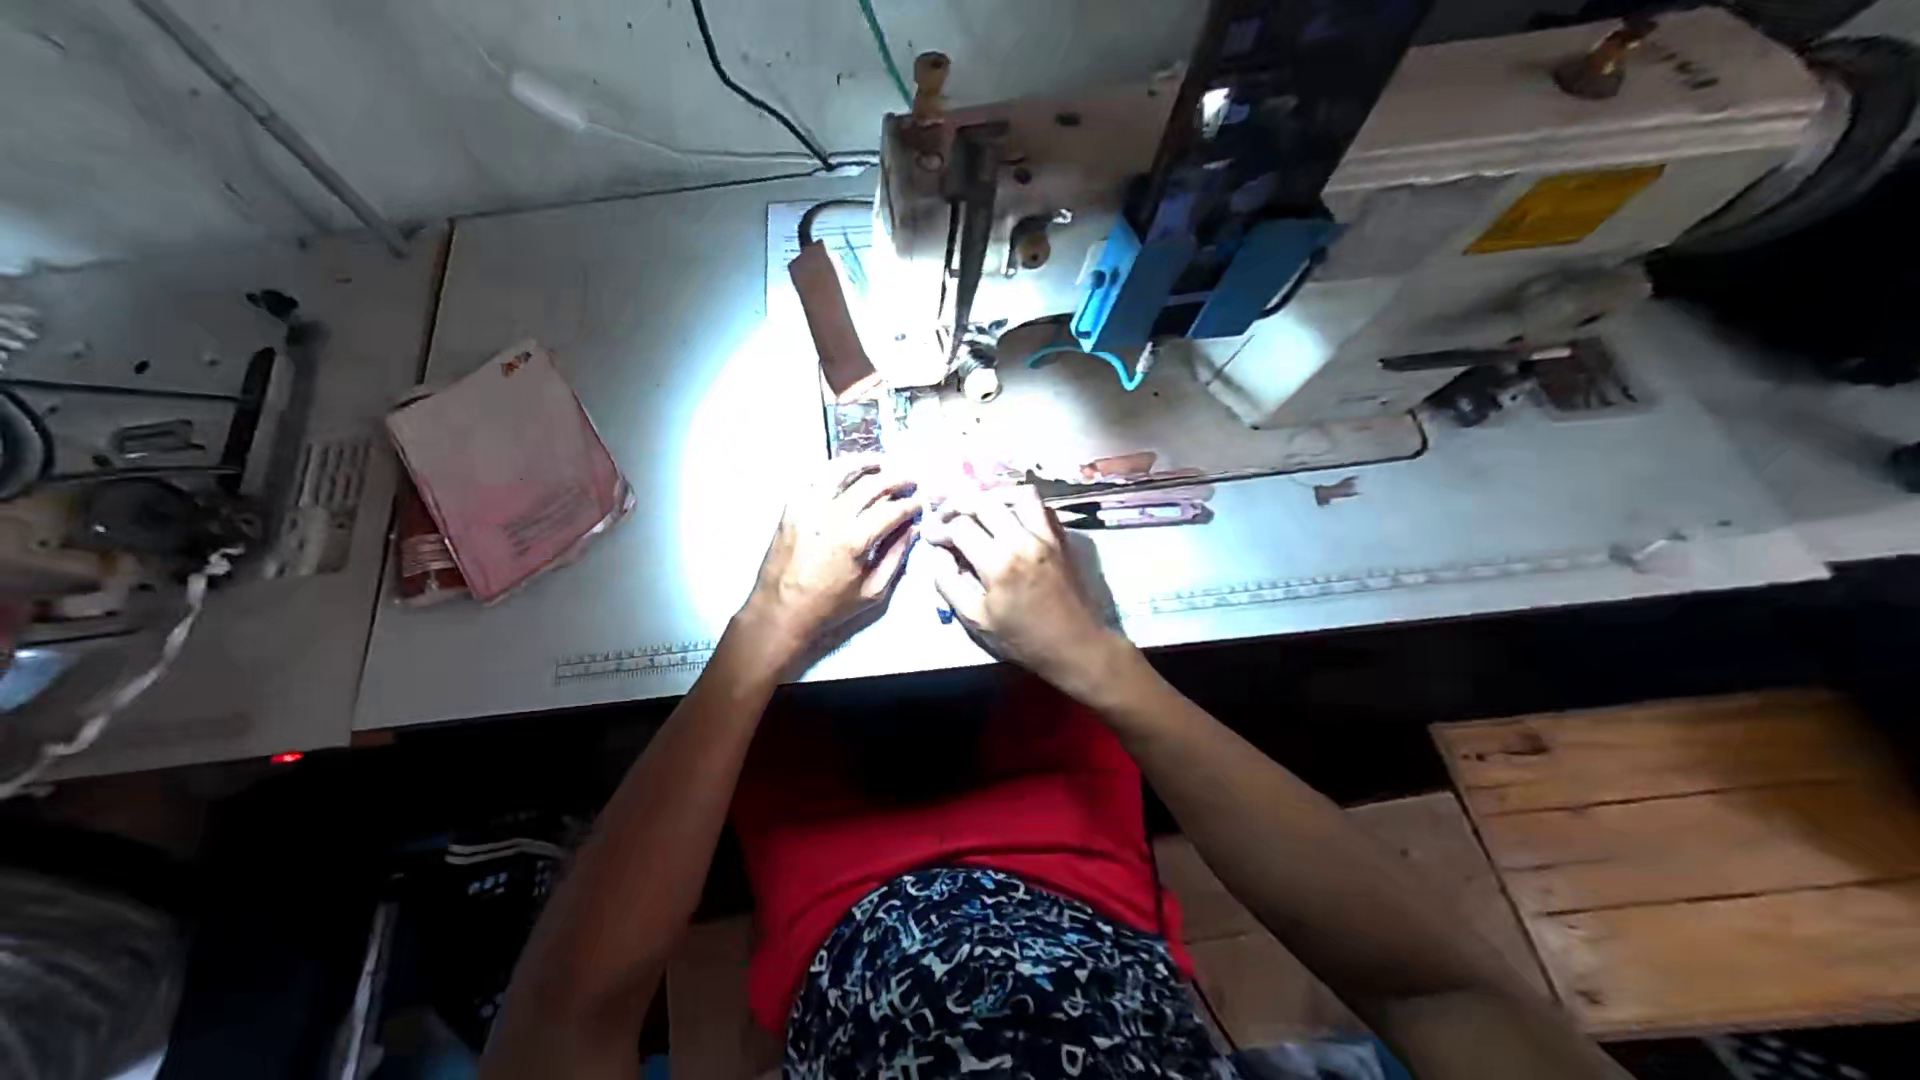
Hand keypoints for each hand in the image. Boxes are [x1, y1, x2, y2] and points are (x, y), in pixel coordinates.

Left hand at [741, 454, 921, 655]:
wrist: (780, 611)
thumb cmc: (830, 607)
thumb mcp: (873, 591)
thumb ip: (896, 556)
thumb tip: (912, 529)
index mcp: (853, 541)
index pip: (891, 511)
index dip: (910, 504)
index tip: (920, 502)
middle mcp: (830, 518)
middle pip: (870, 485)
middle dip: (895, 479)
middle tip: (909, 479)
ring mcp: (807, 509)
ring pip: (839, 471)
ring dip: (863, 462)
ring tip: (880, 461)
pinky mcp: (791, 508)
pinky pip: (813, 478)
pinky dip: (831, 469)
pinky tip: (845, 469)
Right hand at [921, 485, 1130, 695]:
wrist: (1076, 645)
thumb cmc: (1023, 639)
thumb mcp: (977, 621)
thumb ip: (951, 585)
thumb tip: (939, 556)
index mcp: (1000, 564)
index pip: (961, 526)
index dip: (940, 528)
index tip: (933, 537)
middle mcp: (1024, 541)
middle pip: (985, 502)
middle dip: (959, 503)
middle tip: (947, 515)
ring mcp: (1047, 536)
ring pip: (1018, 494)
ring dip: (993, 497)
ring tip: (980, 510)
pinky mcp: (1062, 538)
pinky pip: (1042, 506)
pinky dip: (1021, 505)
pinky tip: (1010, 518)